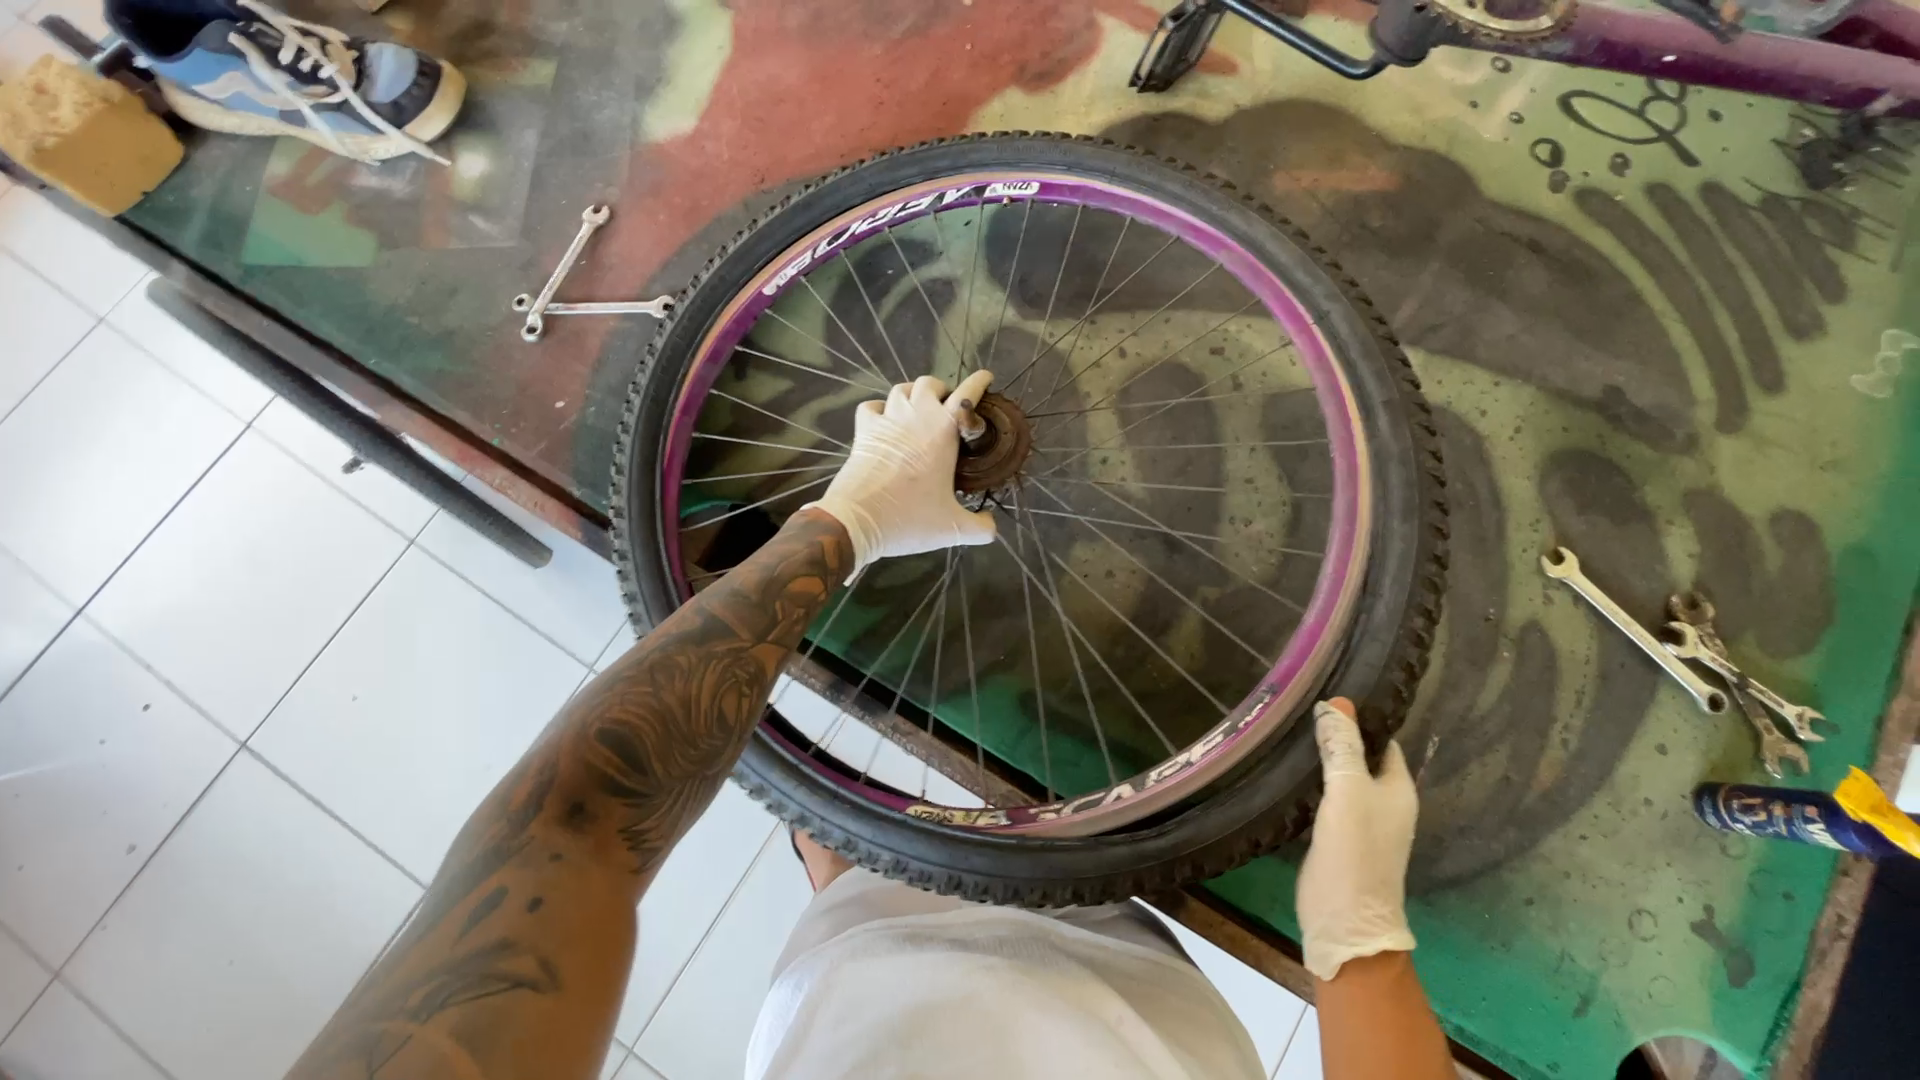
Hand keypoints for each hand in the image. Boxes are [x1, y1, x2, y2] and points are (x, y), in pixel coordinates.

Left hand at [807, 371, 996, 571]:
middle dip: (941, 390)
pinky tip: (884, 422)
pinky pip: (871, 407)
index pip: (966, 395)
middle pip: (929, 383)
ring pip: (900, 389)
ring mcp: (886, 420)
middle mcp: (915, 416)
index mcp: (943, 431)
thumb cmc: (910, 518)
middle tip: (946, 408)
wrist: (858, 520)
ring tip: (917, 410)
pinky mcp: (863, 430)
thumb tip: (991, 525)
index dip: (978, 382)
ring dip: (912, 395)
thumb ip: (980, 528)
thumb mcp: (953, 529)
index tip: (985, 378)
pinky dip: (880, 409)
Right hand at [1297, 697, 1417, 981]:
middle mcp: (1384, 803)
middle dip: (1335, 736)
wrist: (1345, 923)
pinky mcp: (1336, 839)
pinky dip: (1310, 784)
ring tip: (1286, 733)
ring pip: (1341, 779)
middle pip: (1360, 758)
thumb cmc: (1355, 853)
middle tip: (1296, 710)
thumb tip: (1335, 704)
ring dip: (1320, 761)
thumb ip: (1341, 748)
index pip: (1382, 741)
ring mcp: (1360, 823)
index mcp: (1398, 789)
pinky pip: (1326, 800)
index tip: (1327, 694)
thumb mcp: (1347, 792)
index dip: (1360, 718)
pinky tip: (1284, 774)